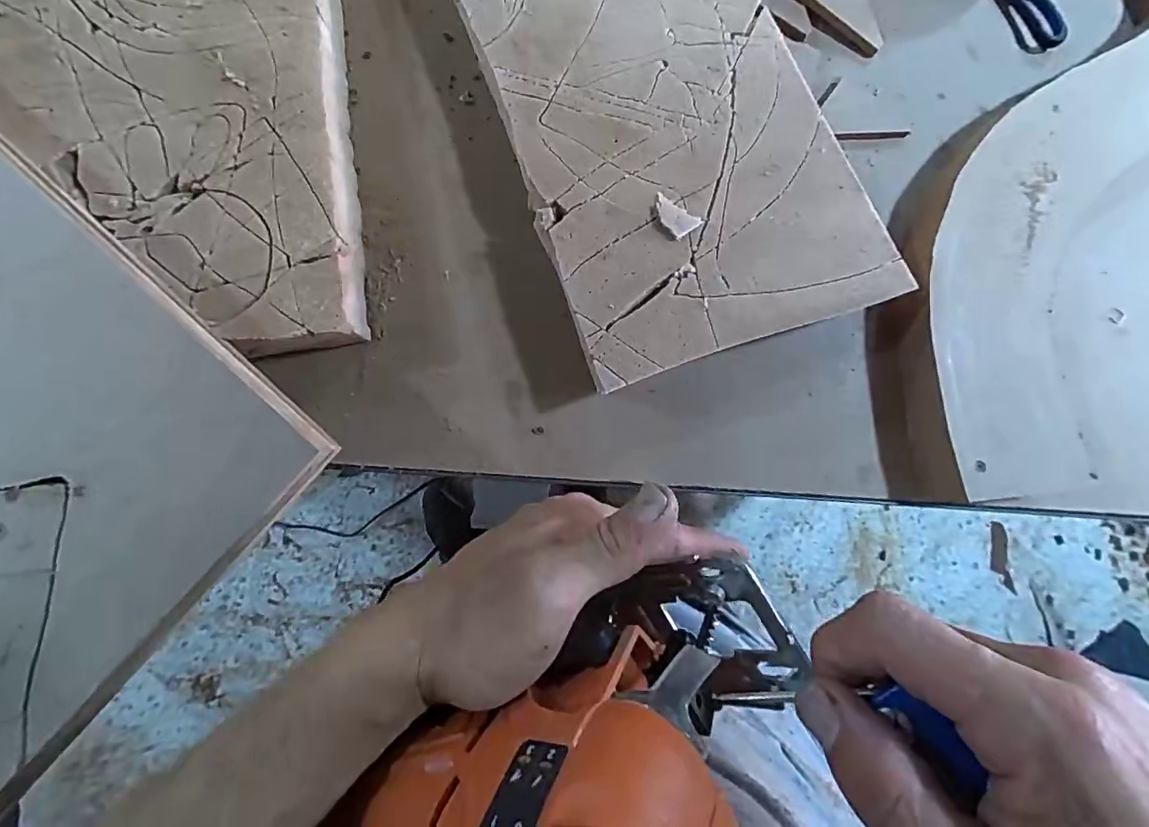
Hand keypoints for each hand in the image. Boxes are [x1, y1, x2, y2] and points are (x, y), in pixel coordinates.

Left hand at [394, 484, 744, 710]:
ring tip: (680, 591)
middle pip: (638, 535)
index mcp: (577, 520)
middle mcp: (565, 522)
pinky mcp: (534, 566)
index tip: (741, 556)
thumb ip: (613, 544)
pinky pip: (594, 564)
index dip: (700, 543)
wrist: (408, 653)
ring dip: (649, 566)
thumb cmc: (484, 626)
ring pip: (616, 551)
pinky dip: (620, 576)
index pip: (655, 527)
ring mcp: (546, 543)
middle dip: (678, 554)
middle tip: (716, 585)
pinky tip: (623, 594)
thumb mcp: (554, 588)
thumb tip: (669, 494)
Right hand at [795, 591, 1148, 826]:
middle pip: (928, 643)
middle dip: (896, 702)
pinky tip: (1019, 794)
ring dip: (941, 717)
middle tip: (919, 792)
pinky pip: (1010, 682)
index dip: (839, 653)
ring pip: (965, 663)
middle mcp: (1065, 672)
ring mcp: (1096, 681)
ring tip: (977, 802)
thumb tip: (822, 700)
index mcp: (1037, 712)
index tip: (836, 717)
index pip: (891, 619)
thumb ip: (882, 782)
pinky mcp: (1111, 699)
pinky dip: (984, 722)